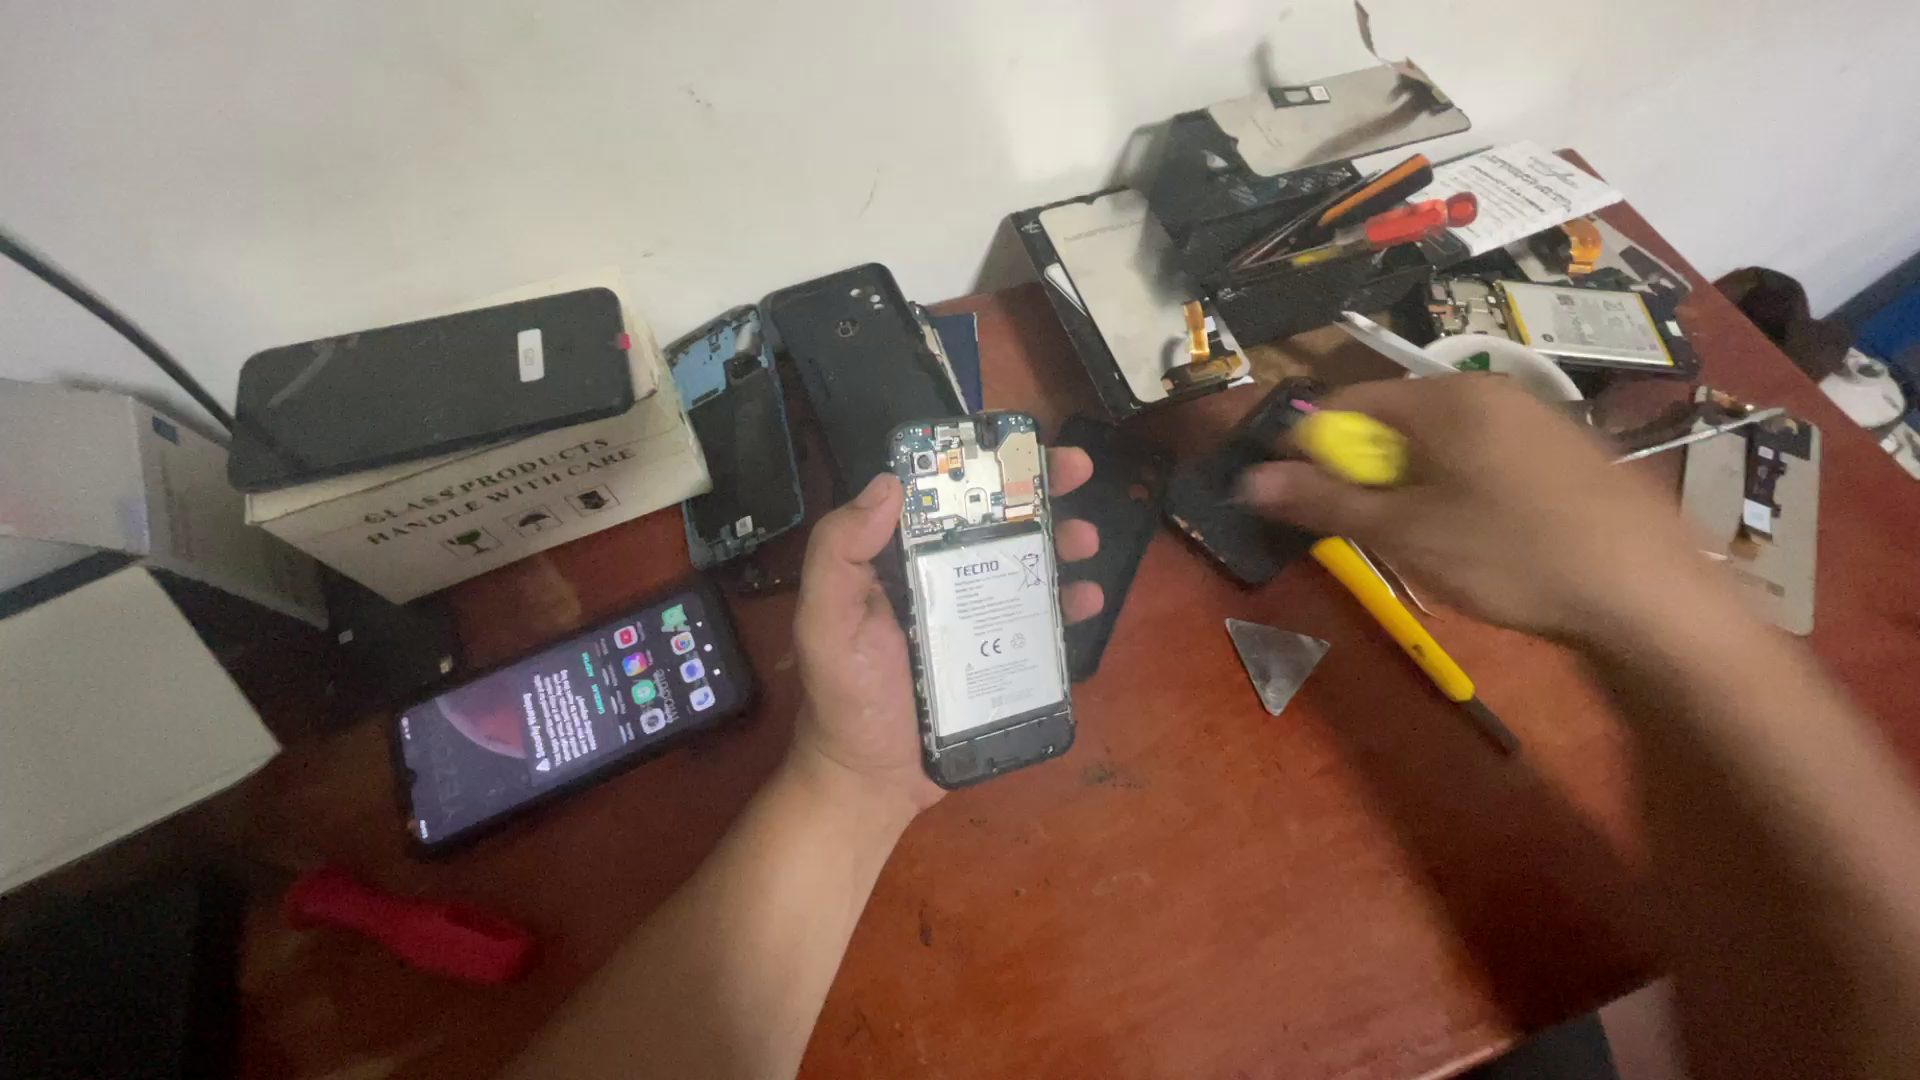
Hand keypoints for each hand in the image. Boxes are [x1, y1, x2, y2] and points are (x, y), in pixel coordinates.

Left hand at [786, 448, 1100, 816]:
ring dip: (1060, 543)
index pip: (943, 497)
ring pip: (1024, 565)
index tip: (1020, 445)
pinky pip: (1039, 621)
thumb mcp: (826, 619)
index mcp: (899, 559)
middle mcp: (939, 578)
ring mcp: (974, 617)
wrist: (873, 780)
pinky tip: (1088, 599)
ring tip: (1086, 540)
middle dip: (1038, 492)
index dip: (980, 466)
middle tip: (1077, 472)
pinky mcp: (999, 655)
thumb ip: (839, 551)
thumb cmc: (847, 697)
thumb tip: (887, 484)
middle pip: (994, 523)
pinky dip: (1067, 604)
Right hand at [1237, 376, 1706, 641]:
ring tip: (1417, 535)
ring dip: (1400, 481)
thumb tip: (1246, 480)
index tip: (1301, 498)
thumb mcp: (1401, 531)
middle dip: (1358, 470)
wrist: (1654, 598)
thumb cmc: (1511, 556)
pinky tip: (1471, 531)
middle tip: (1364, 525)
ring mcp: (1530, 417)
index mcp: (1443, 398)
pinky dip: (1447, 484)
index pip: (1341, 404)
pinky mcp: (1559, 448)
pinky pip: (1474, 453)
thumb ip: (1320, 500)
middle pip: (1386, 420)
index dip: (1307, 450)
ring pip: (1430, 441)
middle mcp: (1486, 391)